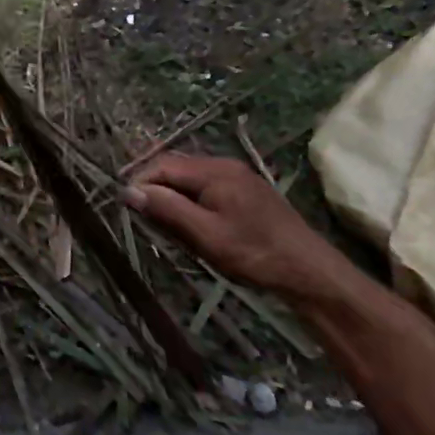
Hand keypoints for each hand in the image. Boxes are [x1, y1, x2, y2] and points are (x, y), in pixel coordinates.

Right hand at [124, 154, 350, 300]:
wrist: (308, 270)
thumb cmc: (254, 252)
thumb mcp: (205, 235)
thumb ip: (167, 210)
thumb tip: (129, 191)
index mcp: (214, 171)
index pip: (162, 165)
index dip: (140, 183)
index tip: (126, 209)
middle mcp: (224, 165)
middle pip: (176, 168)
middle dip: (156, 190)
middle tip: (146, 222)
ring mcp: (238, 177)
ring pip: (190, 179)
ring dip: (173, 198)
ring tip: (168, 228)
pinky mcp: (246, 192)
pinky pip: (206, 188)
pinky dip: (191, 203)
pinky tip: (193, 226)